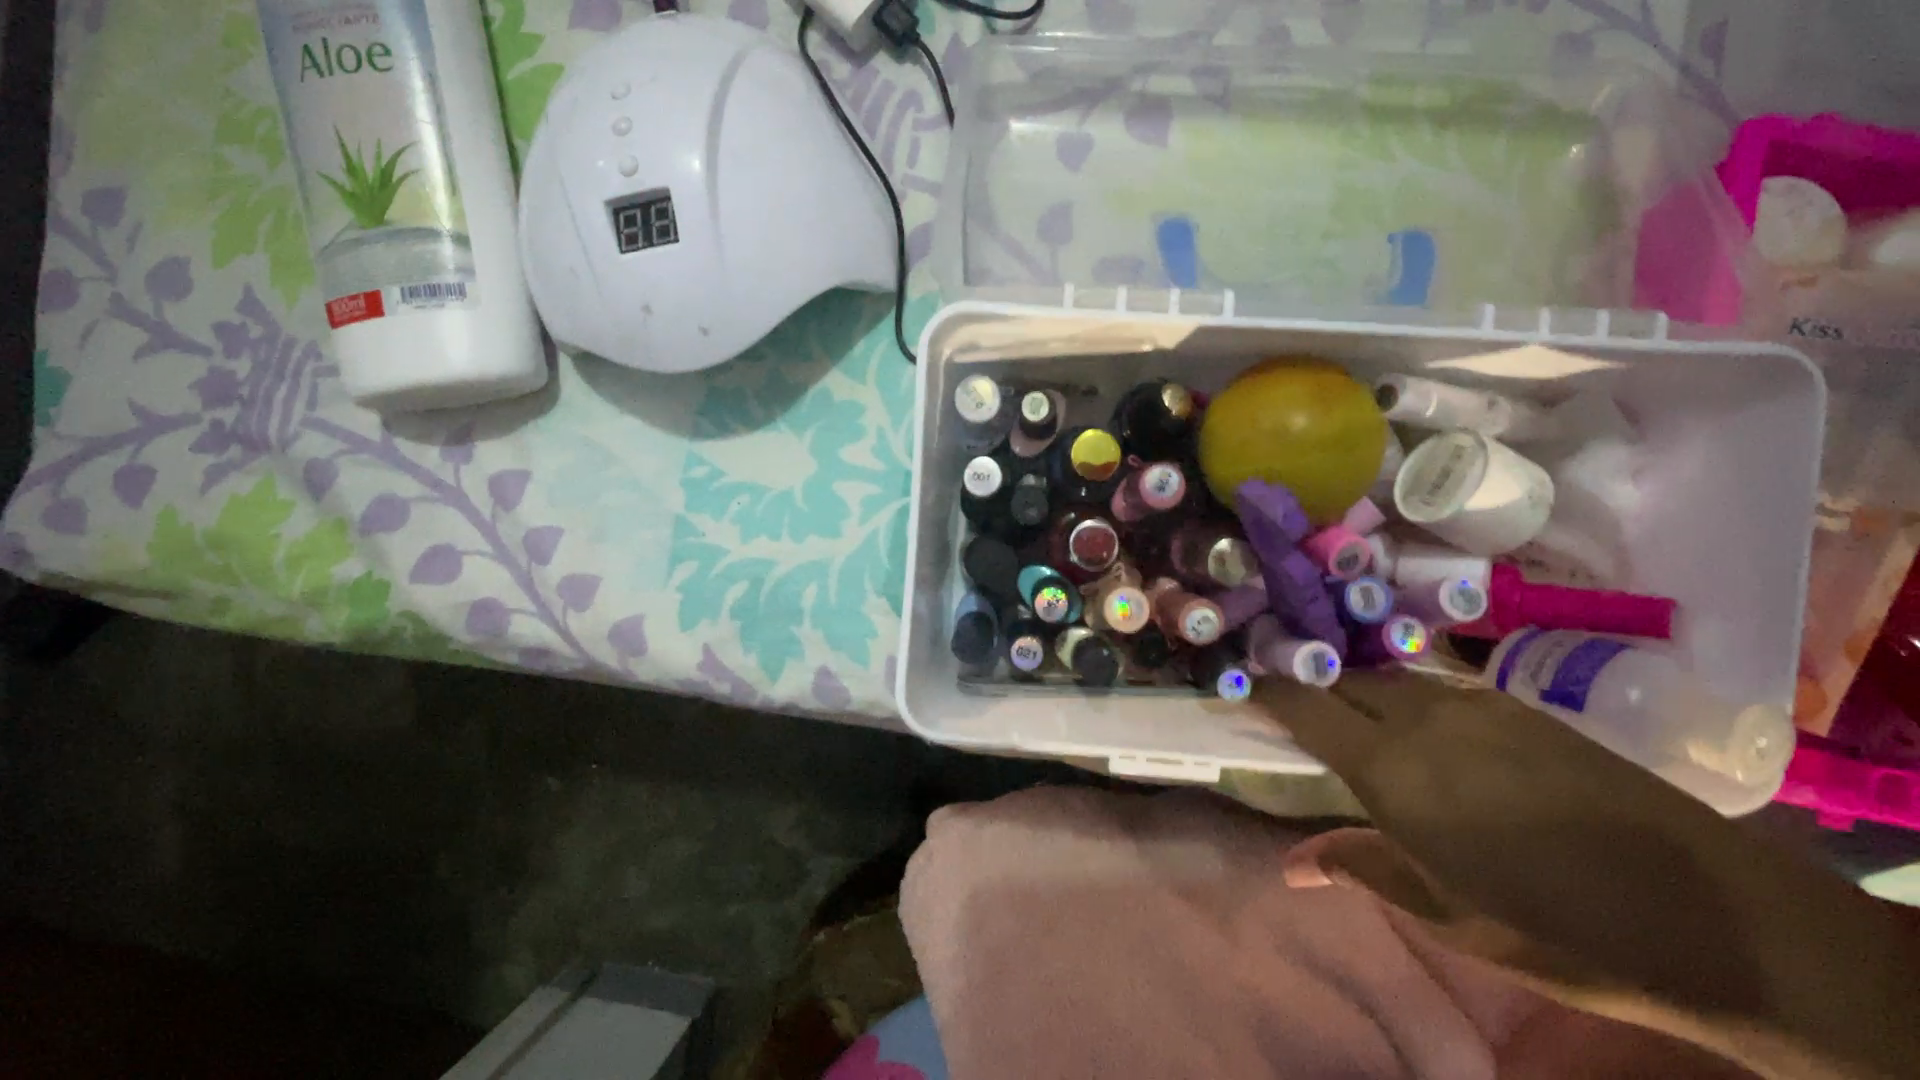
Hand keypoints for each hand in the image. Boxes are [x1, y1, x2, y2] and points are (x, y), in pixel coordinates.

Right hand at [1255, 670, 1919, 1079]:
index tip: (1239, 685)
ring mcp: (1478, 707)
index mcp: (1391, 772)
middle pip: (1345, 680)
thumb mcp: (1446, 915)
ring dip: (1360, 687)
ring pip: (1393, 679)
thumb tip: (1292, 862)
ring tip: (1347, 708)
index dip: (1267, 689)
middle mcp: (1426, 722)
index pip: (1306, 706)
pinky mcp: (1522, 709)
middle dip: (1310, 683)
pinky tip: (1420, 721)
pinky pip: (1441, 685)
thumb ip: (1364, 867)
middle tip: (1286, 698)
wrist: (1706, 913)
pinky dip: (1409, 694)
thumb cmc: (1554, 928)